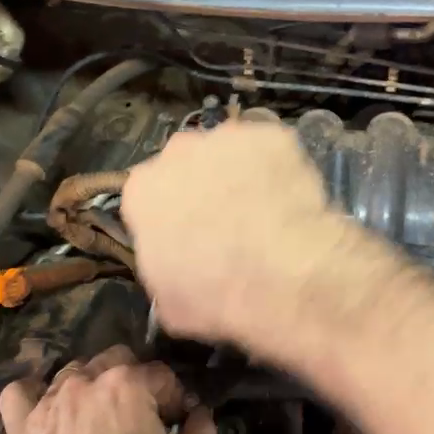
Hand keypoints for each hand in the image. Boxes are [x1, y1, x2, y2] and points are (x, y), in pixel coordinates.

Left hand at [0, 345, 215, 433]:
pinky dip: (31, 391)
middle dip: (133, 382)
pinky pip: (18, 392)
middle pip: (116, 360)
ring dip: (90, 385)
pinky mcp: (22, 429)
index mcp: (129, 384)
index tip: (175, 420)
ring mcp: (50, 403)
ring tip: (97, 416)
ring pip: (73, 371)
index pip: (160, 374)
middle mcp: (87, 382)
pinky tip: (46, 404)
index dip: (173, 397)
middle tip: (138, 416)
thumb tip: (201, 413)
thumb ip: (200, 429)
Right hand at [121, 122, 366, 347]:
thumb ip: (162, 264)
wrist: (283, 273)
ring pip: (231, 150)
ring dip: (241, 170)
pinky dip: (278, 164)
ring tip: (264, 205)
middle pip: (188, 161)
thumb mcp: (167, 299)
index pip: (150, 193)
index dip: (171, 212)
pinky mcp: (273, 134)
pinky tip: (288, 194)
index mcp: (144, 190)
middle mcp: (180, 151)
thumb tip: (176, 264)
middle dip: (203, 183)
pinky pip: (272, 147)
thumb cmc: (217, 294)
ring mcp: (229, 136)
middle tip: (228, 216)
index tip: (188, 232)